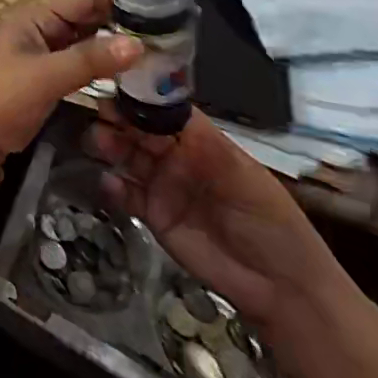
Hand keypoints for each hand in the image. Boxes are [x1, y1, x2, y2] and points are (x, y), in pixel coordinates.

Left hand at [0, 0, 163, 170]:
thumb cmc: (0, 100)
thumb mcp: (45, 77)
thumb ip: (90, 59)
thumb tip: (140, 43)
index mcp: (33, 17)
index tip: (163, 1)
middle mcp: (40, 28)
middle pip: (88, 15)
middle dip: (124, 19)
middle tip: (172, 27)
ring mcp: (45, 53)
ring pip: (88, 39)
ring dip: (118, 42)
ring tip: (163, 46)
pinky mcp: (50, 77)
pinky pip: (84, 62)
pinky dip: (107, 64)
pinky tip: (134, 70)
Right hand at [87, 110, 345, 325]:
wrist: (279, 288)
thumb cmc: (272, 223)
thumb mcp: (245, 178)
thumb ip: (206, 145)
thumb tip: (170, 108)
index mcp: (202, 143)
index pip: (167, 113)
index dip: (144, 100)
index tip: (120, 90)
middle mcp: (178, 158)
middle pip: (141, 131)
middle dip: (120, 119)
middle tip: (100, 114)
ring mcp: (162, 186)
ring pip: (128, 157)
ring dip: (110, 146)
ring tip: (98, 142)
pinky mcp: (151, 215)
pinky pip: (125, 195)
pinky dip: (112, 186)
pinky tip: (108, 183)